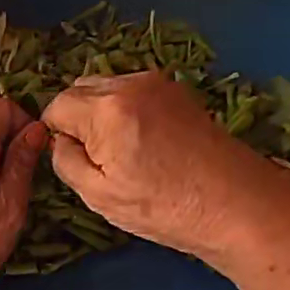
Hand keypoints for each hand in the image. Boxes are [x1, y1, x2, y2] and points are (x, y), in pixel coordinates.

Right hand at [43, 72, 289, 259]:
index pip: (55, 106)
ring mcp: (158, 83)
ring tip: (119, 153)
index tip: (71, 160)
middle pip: (78, 90)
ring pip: (105, 89)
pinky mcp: (176, 91)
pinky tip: (140, 144)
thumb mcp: (97, 194)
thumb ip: (65, 161)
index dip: (54, 134)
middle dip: (75, 119)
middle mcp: (130, 83)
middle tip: (94, 158)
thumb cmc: (161, 206)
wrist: (235, 202)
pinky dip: (123, 112)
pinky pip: (131, 93)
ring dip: (99, 115)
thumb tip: (59, 141)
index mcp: (106, 108)